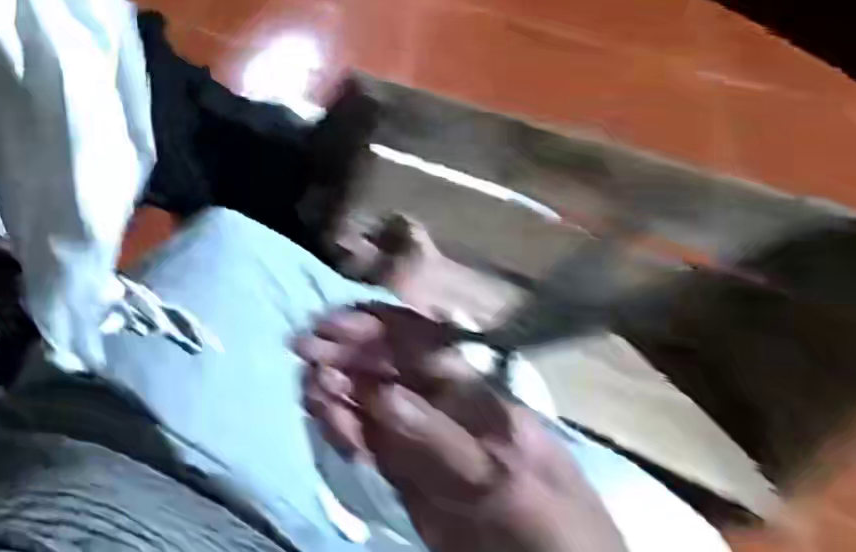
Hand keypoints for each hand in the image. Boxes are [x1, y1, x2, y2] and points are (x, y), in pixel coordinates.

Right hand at [295, 304, 624, 551]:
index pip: (415, 338)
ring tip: (315, 399)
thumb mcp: (506, 484)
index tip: (328, 326)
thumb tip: (376, 392)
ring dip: (331, 387)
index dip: (371, 325)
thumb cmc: (553, 534)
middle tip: (303, 354)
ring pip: (359, 391)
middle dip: (339, 352)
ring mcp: (417, 433)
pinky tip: (331, 429)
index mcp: (476, 392)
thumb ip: (439, 437)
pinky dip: (336, 423)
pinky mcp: (399, 465)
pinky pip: (356, 430)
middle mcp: (440, 403)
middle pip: (379, 360)